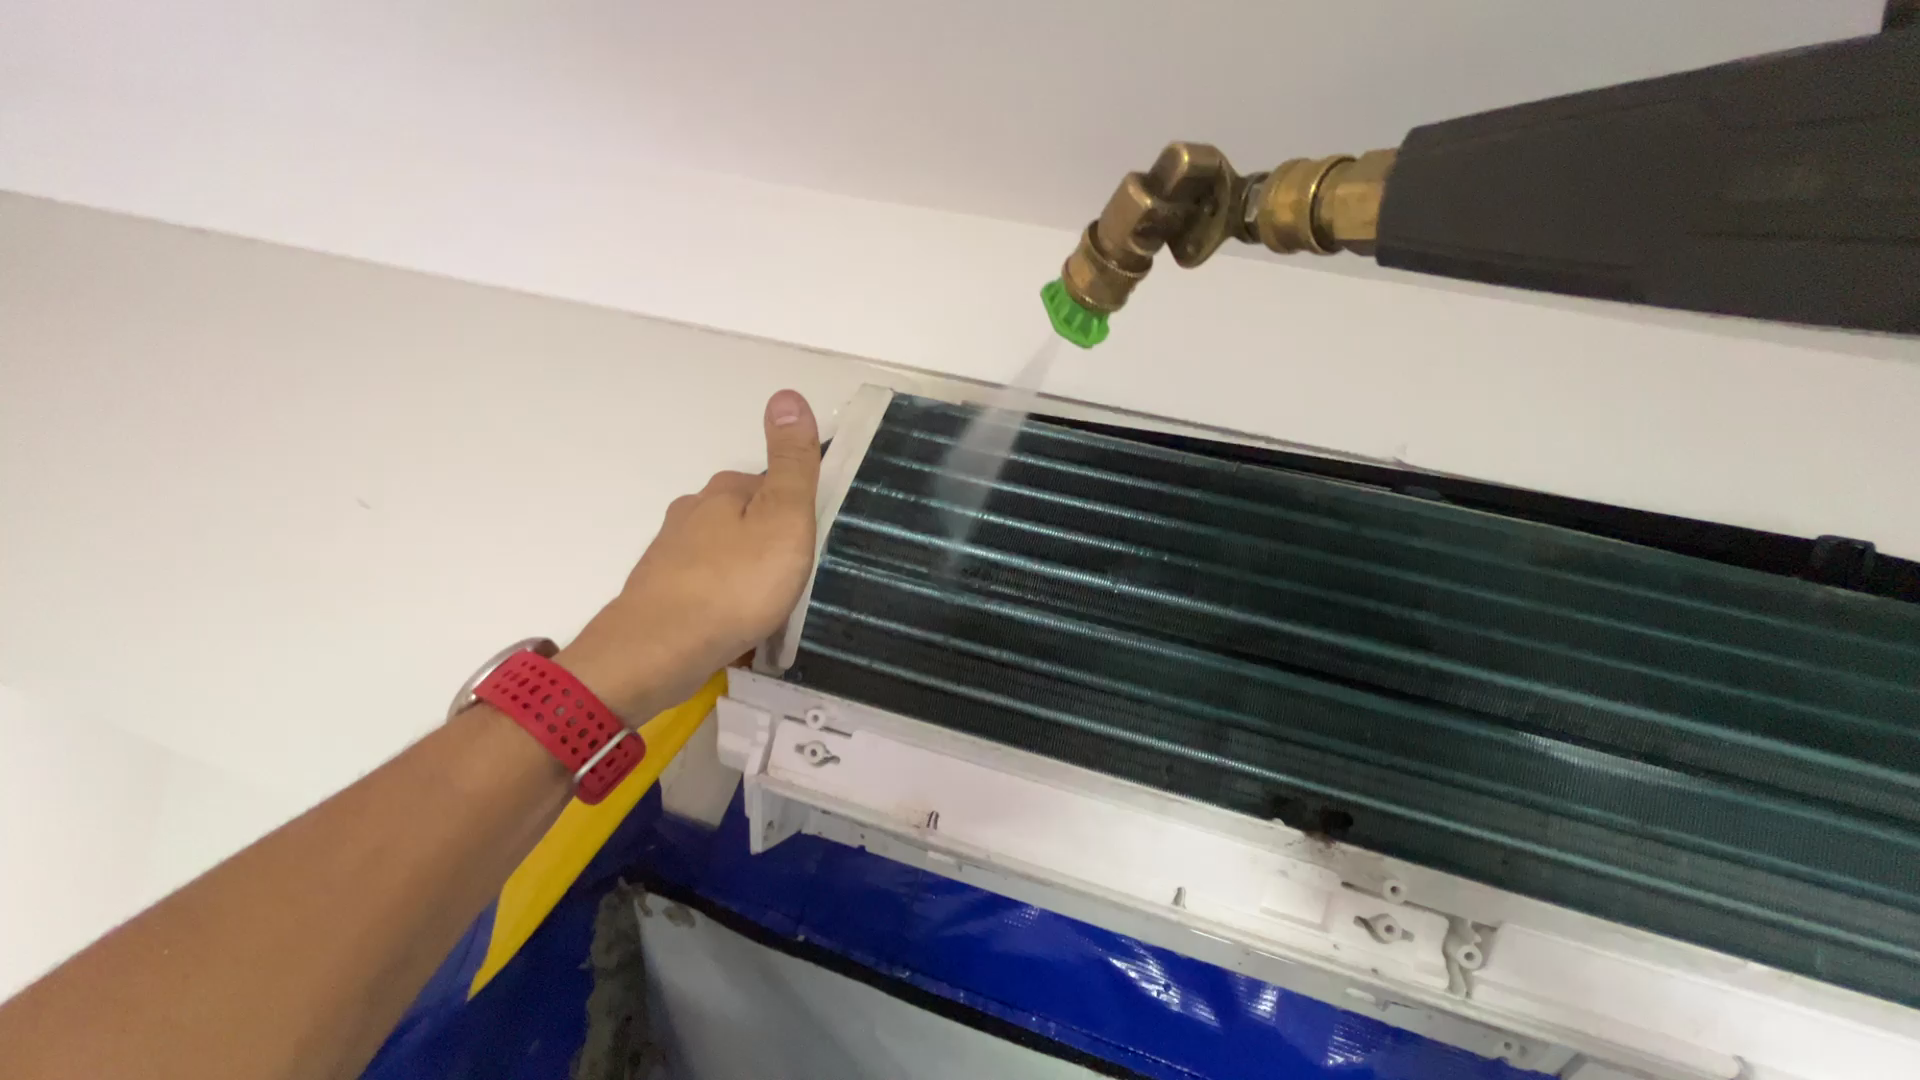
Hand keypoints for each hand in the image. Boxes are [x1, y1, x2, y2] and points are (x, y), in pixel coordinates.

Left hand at [556, 390, 820, 719]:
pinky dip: (724, 599)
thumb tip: (787, 395)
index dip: (797, 511)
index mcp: (724, 491)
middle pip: (744, 518)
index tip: (815, 544)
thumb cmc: (735, 584)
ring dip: (746, 572)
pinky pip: (706, 588)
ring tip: (770, 606)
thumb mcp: (784, 518)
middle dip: (771, 542)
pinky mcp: (661, 594)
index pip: (771, 484)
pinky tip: (737, 625)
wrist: (660, 651)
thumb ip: (792, 462)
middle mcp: (691, 513)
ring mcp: (670, 554)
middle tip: (799, 579)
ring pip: (723, 554)